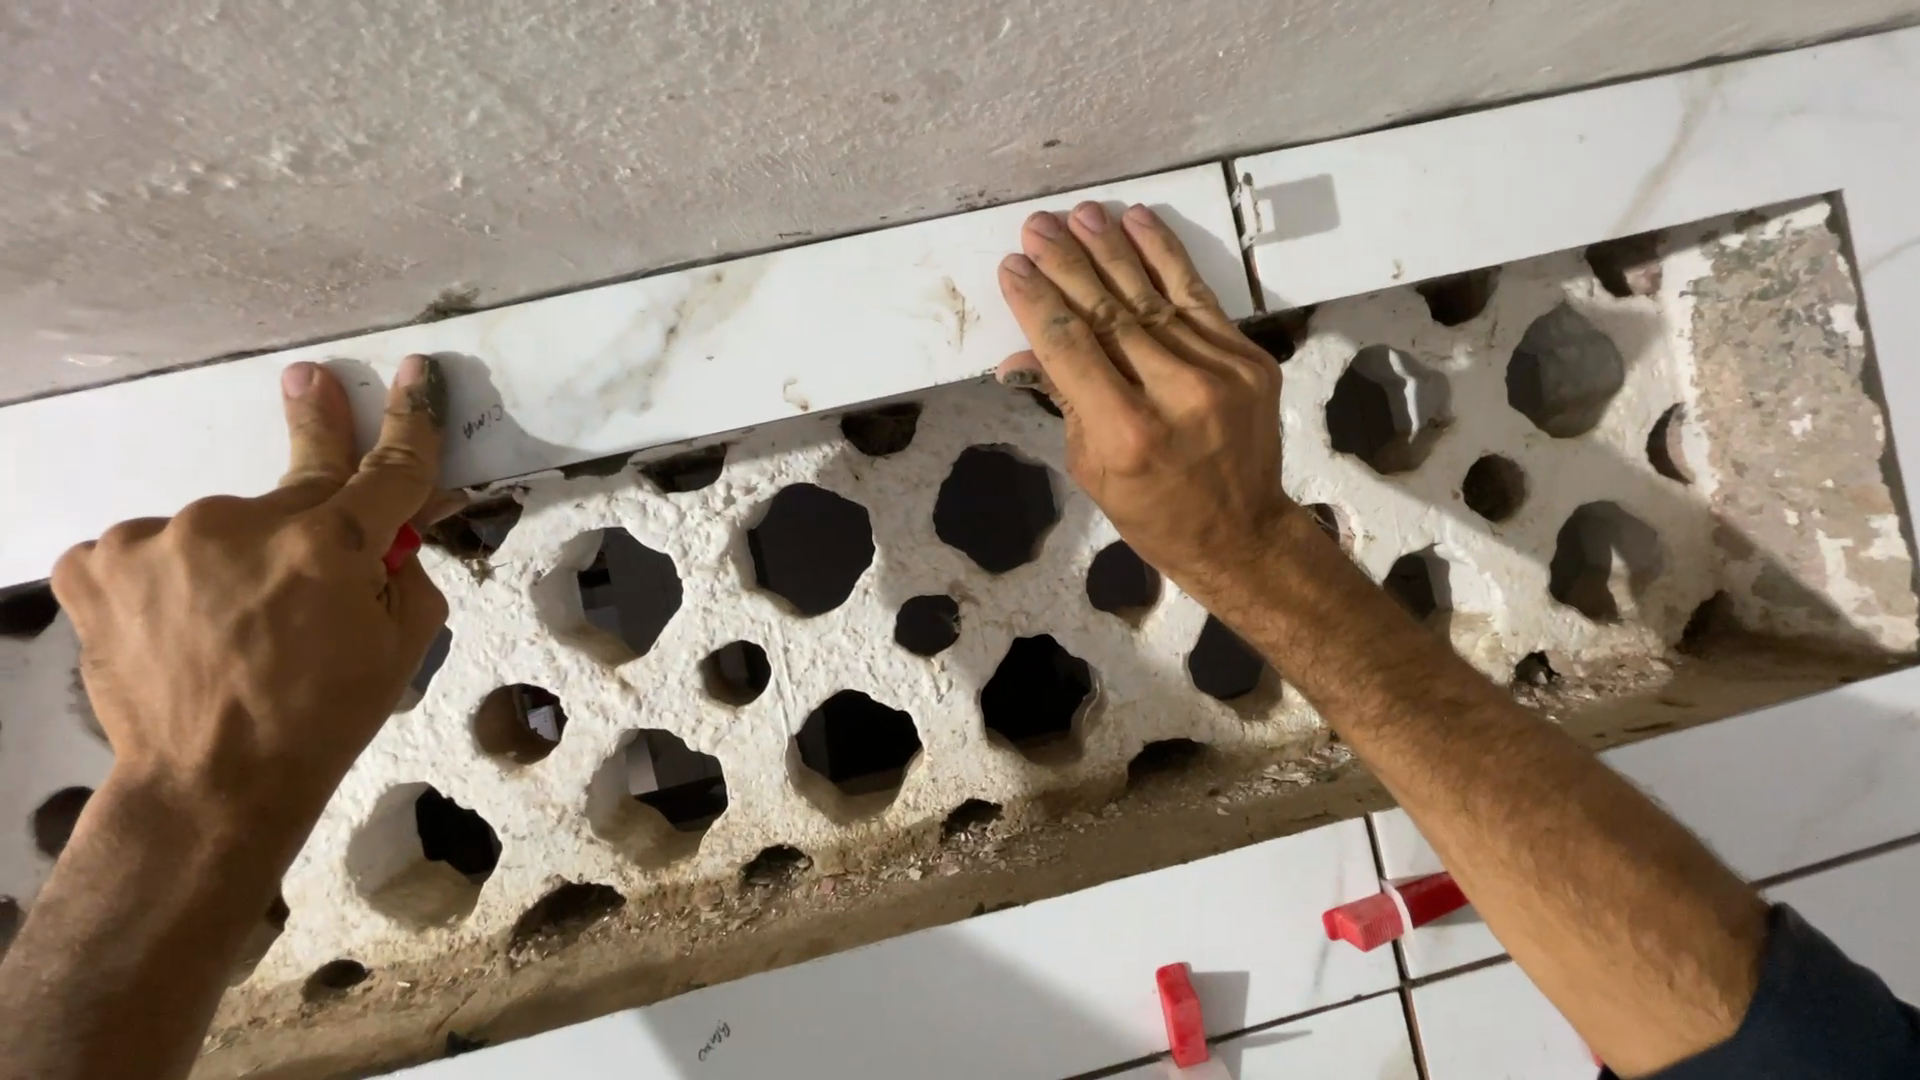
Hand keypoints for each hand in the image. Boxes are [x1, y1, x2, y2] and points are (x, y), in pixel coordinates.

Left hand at [51, 355, 450, 835]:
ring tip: (243, 611)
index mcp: (331, 545)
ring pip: (229, 523)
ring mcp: (160, 537)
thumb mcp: (407, 636)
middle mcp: (242, 523)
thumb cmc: (333, 708)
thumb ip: (405, 564)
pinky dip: (182, 566)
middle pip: (305, 478)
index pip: (390, 469)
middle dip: (317, 433)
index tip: (414, 374)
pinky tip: (186, 612)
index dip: (411, 422)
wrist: (214, 778)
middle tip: (307, 382)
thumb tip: (392, 524)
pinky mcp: (98, 560)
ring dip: (248, 548)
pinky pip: (160, 545)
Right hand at [996, 202, 1290, 593]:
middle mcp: (1172, 395)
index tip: (1012, 267)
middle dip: (1066, 265)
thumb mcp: (1090, 469)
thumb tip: (1018, 353)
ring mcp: (1218, 371)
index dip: (1037, 303)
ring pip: (1151, 296)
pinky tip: (1138, 223)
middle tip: (1038, 227)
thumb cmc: (1150, 513)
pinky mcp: (1247, 357)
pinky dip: (1165, 257)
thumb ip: (1063, 400)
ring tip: (1081, 214)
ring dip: (1111, 249)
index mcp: (1123, 434)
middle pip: (1108, 313)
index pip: (1070, 349)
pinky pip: (1198, 296)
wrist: (1238, 532)